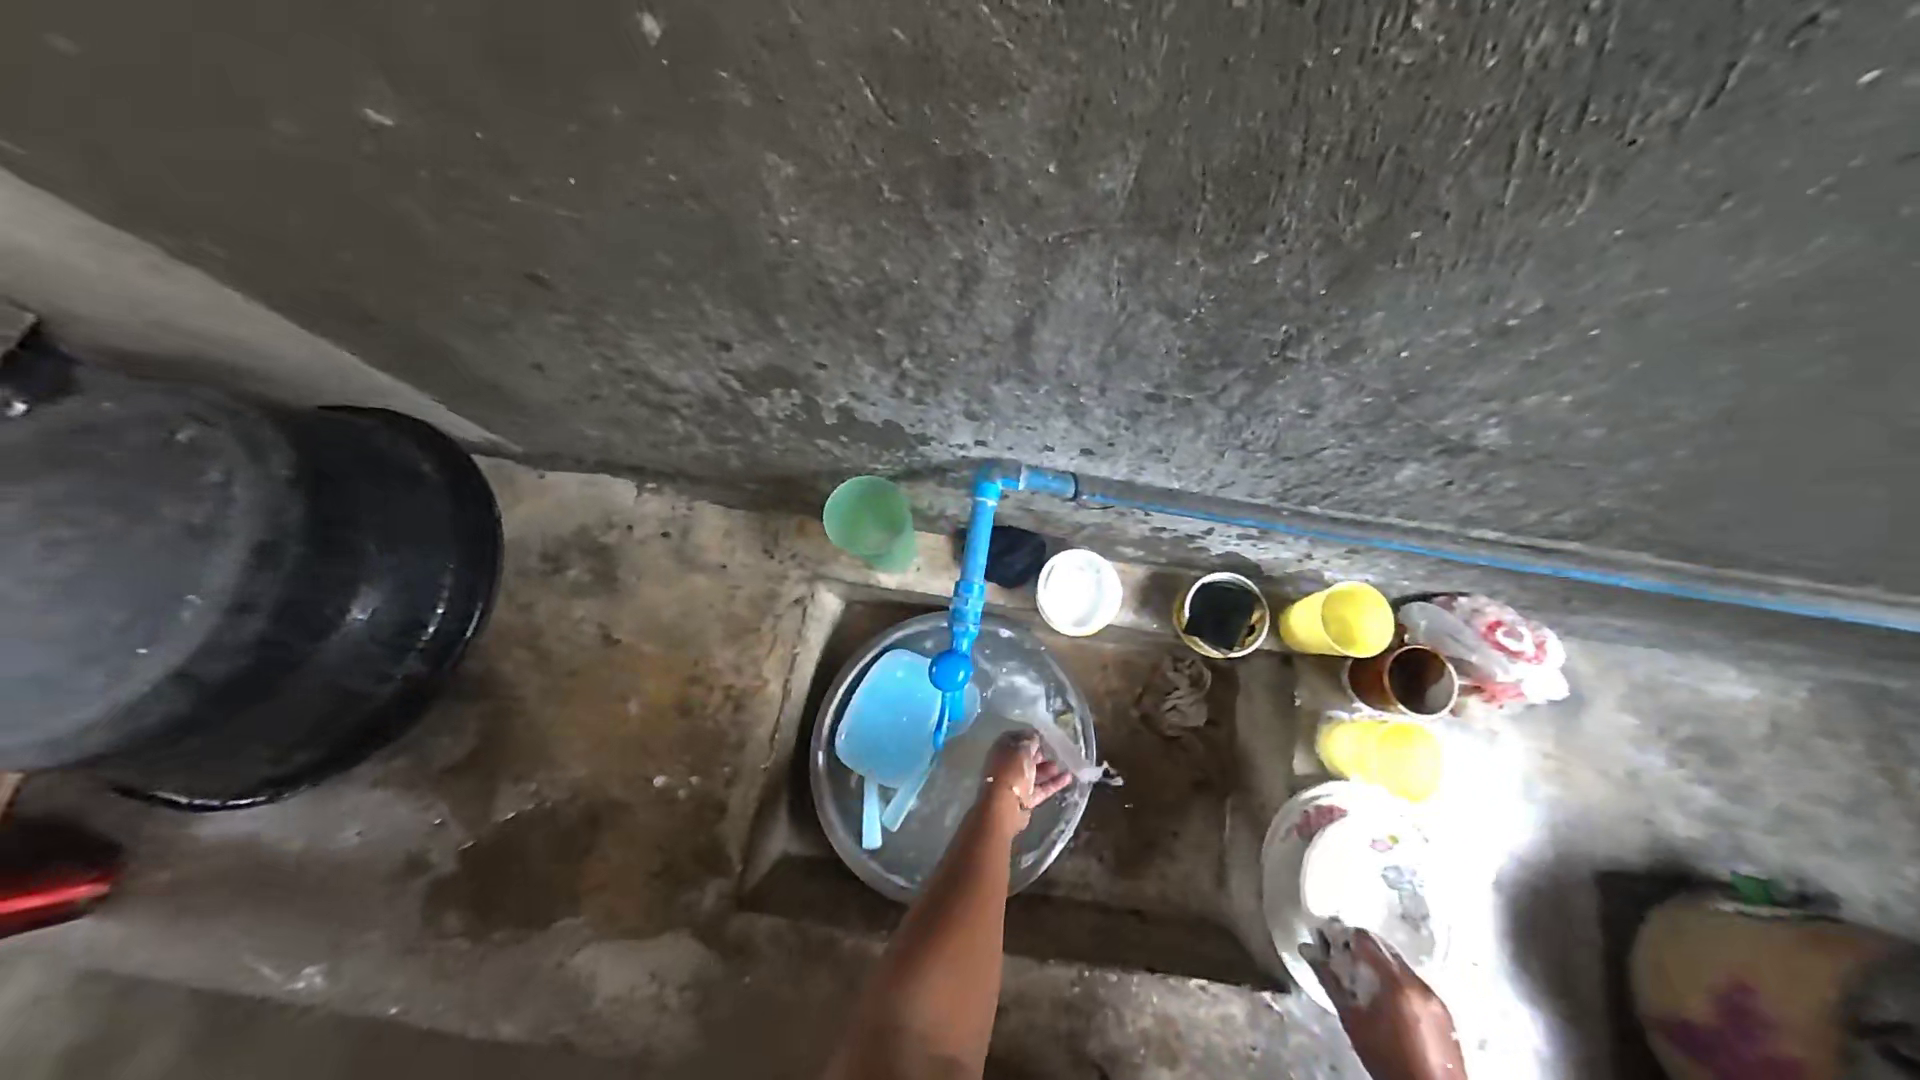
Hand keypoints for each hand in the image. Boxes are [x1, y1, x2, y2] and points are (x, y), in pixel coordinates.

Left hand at [978, 732, 1072, 831]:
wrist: (1005, 806)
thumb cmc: (1012, 770)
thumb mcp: (1022, 749)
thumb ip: (1030, 740)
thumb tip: (1034, 736)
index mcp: (1001, 750)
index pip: (1014, 739)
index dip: (1028, 736)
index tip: (1042, 736)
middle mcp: (1006, 766)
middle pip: (1024, 757)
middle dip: (1039, 754)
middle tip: (1053, 751)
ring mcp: (1015, 783)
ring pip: (1033, 774)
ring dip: (1048, 769)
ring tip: (1062, 764)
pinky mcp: (1025, 799)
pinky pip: (1041, 788)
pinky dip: (1053, 783)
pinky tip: (1068, 778)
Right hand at [1305, 923, 1465, 1079]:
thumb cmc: (1386, 1060)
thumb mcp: (1352, 1021)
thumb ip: (1330, 981)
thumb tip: (1308, 949)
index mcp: (1397, 982)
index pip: (1366, 940)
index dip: (1345, 937)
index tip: (1329, 944)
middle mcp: (1420, 983)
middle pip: (1386, 950)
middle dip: (1362, 952)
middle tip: (1343, 964)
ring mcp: (1436, 998)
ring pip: (1401, 967)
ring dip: (1381, 968)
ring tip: (1364, 985)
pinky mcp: (1445, 1013)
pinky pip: (1415, 984)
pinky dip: (1398, 984)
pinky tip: (1388, 1004)